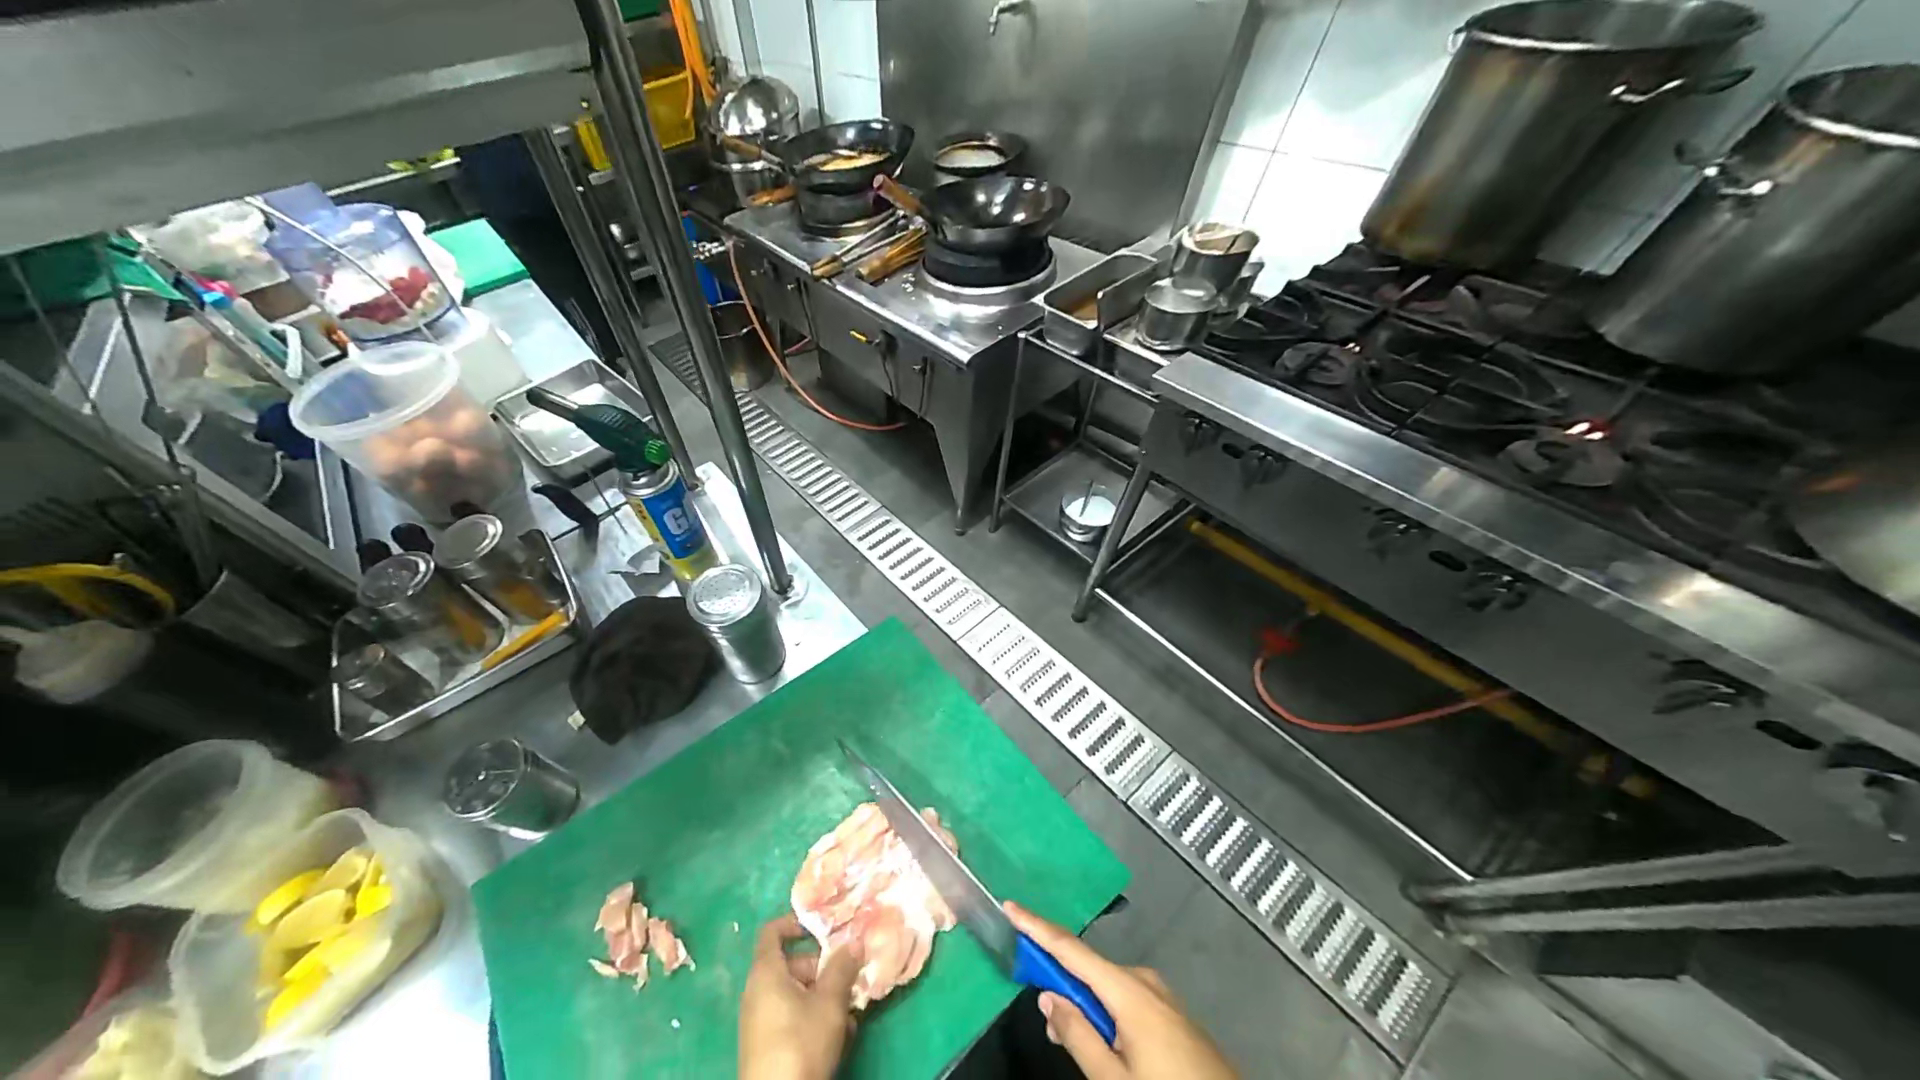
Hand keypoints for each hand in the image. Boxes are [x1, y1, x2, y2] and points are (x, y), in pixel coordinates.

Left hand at [739, 914, 861, 1079]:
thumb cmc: (800, 1042)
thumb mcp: (830, 1003)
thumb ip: (843, 968)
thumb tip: (855, 940)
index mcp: (766, 973)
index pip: (772, 931)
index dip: (796, 923)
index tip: (823, 927)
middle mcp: (757, 992)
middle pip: (791, 964)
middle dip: (823, 967)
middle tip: (850, 976)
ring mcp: (760, 1020)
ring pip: (796, 993)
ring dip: (824, 996)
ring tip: (851, 1010)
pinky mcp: (766, 1045)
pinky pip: (791, 1016)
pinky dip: (814, 1017)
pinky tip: (840, 1035)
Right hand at [1005, 901, 1237, 1079]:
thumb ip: (1078, 1035)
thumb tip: (1049, 998)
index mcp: (1129, 991)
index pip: (1071, 950)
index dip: (1037, 928)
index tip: (1011, 906)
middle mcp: (1144, 981)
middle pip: (1089, 972)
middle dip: (1063, 990)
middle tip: (1051, 1031)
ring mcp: (1162, 995)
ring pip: (1108, 990)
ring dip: (1086, 1010)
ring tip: (1082, 1051)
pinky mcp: (1172, 1013)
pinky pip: (1127, 1001)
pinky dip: (1107, 1015)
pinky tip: (1108, 1048)